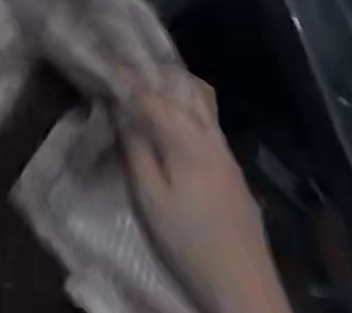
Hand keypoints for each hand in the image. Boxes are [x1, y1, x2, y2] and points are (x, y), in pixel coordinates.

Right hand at [122, 73, 290, 312]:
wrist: (246, 290)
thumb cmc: (188, 241)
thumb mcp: (149, 197)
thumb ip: (135, 149)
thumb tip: (119, 110)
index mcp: (187, 142)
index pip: (152, 97)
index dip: (128, 78)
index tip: (106, 61)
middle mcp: (211, 141)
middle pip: (186, 92)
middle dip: (157, 74)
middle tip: (128, 63)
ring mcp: (228, 157)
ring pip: (203, 107)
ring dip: (175, 88)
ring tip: (149, 82)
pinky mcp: (234, 173)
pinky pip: (209, 125)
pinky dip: (189, 108)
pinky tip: (175, 119)